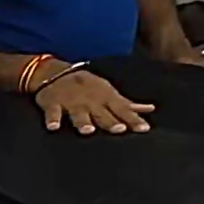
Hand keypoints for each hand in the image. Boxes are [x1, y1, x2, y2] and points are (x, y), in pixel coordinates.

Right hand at [34, 71, 154, 134]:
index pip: (122, 110)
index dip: (133, 119)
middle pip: (102, 114)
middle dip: (110, 121)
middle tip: (119, 130)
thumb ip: (126, 104)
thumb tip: (150, 109)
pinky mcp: (53, 104)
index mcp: (105, 98)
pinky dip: (52, 119)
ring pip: (78, 114)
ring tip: (88, 131)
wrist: (58, 73)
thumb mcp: (108, 92)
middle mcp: (90, 101)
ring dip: (83, 122)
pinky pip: (53, 113)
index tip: (143, 129)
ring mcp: (71, 102)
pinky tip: (53, 127)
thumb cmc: (87, 86)